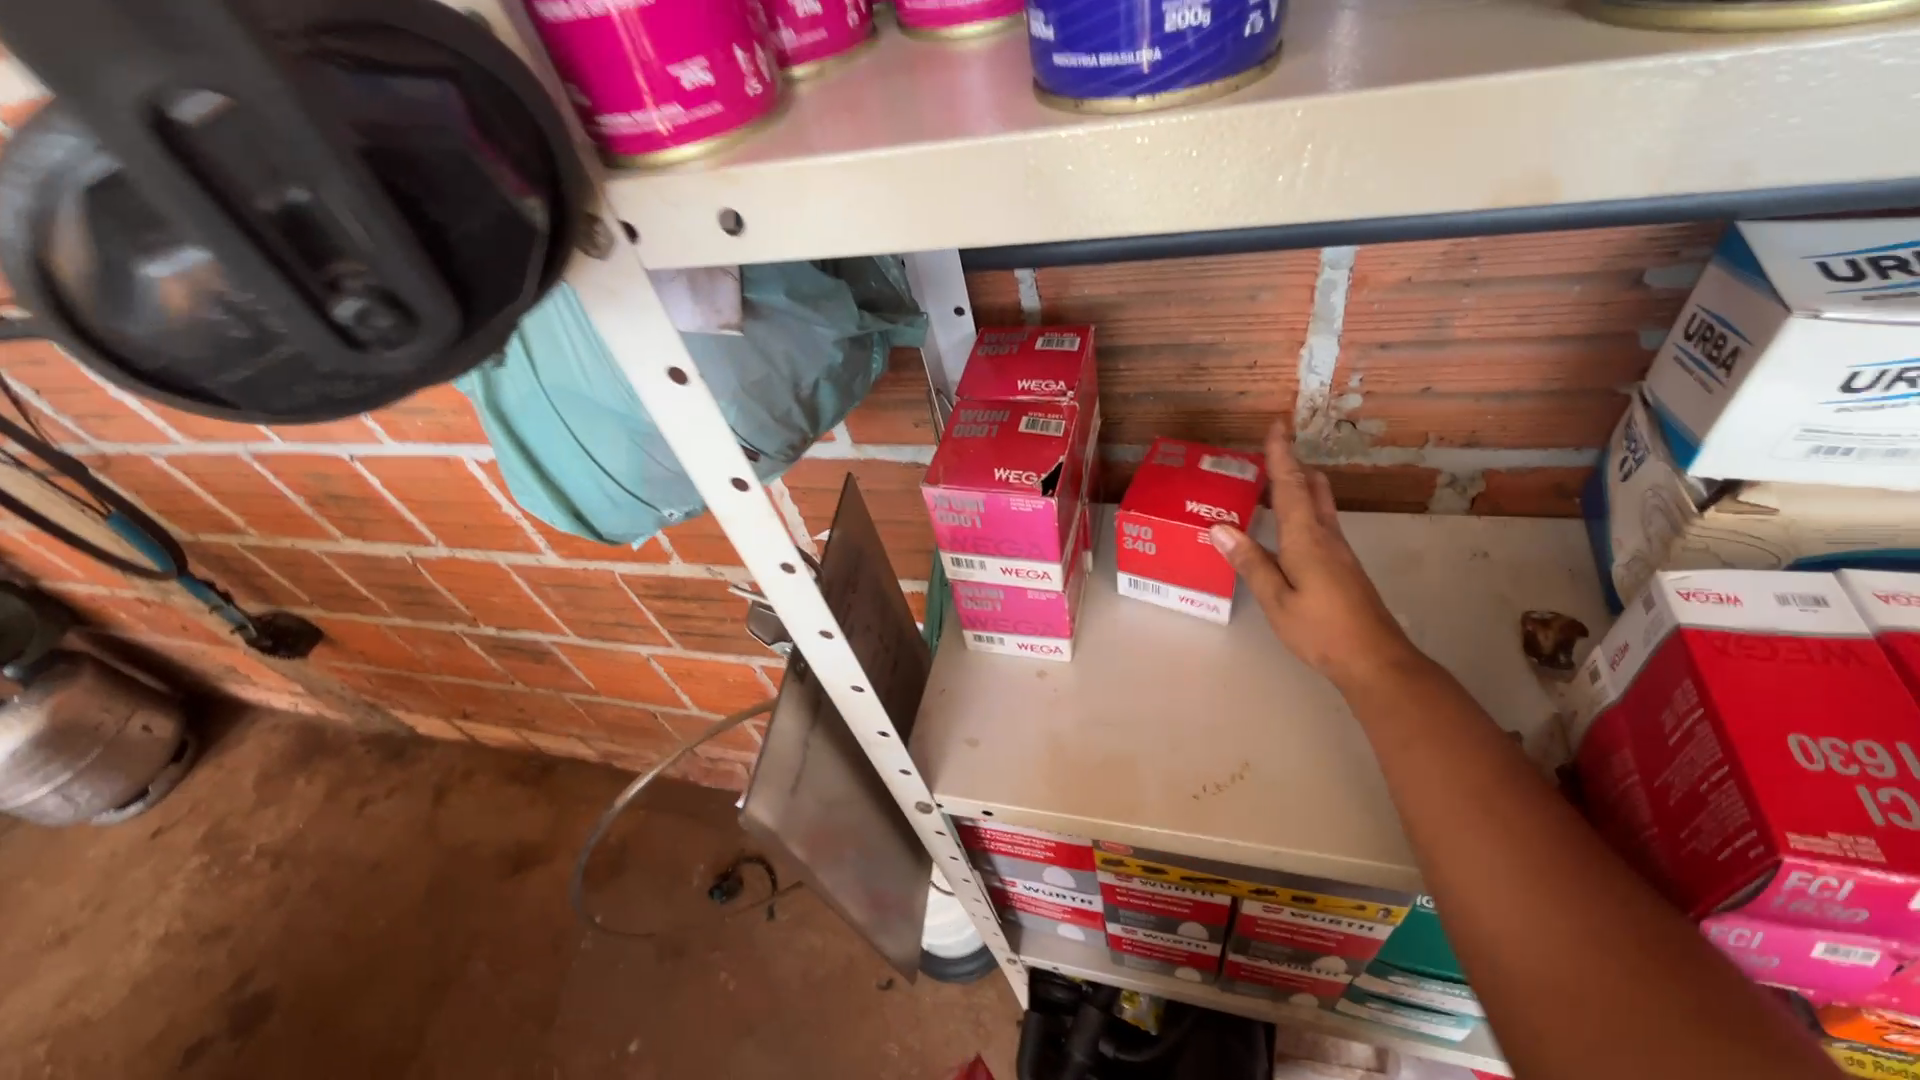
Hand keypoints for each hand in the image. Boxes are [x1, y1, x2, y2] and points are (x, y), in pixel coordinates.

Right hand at [1209, 419, 1427, 689]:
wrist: (1374, 658)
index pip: (1290, 485)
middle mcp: (1326, 535)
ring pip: (1319, 504)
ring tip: (1271, 483)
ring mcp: (1339, 550)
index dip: (1281, 455)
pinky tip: (1286, 526)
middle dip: (1292, 466)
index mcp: (1306, 538)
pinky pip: (1319, 522)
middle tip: (1267, 455)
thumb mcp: (1276, 599)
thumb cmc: (1321, 629)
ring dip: (1298, 486)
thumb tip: (1219, 528)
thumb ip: (1250, 562)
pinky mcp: (1343, 565)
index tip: (1276, 425)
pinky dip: (1301, 509)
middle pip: (1311, 487)